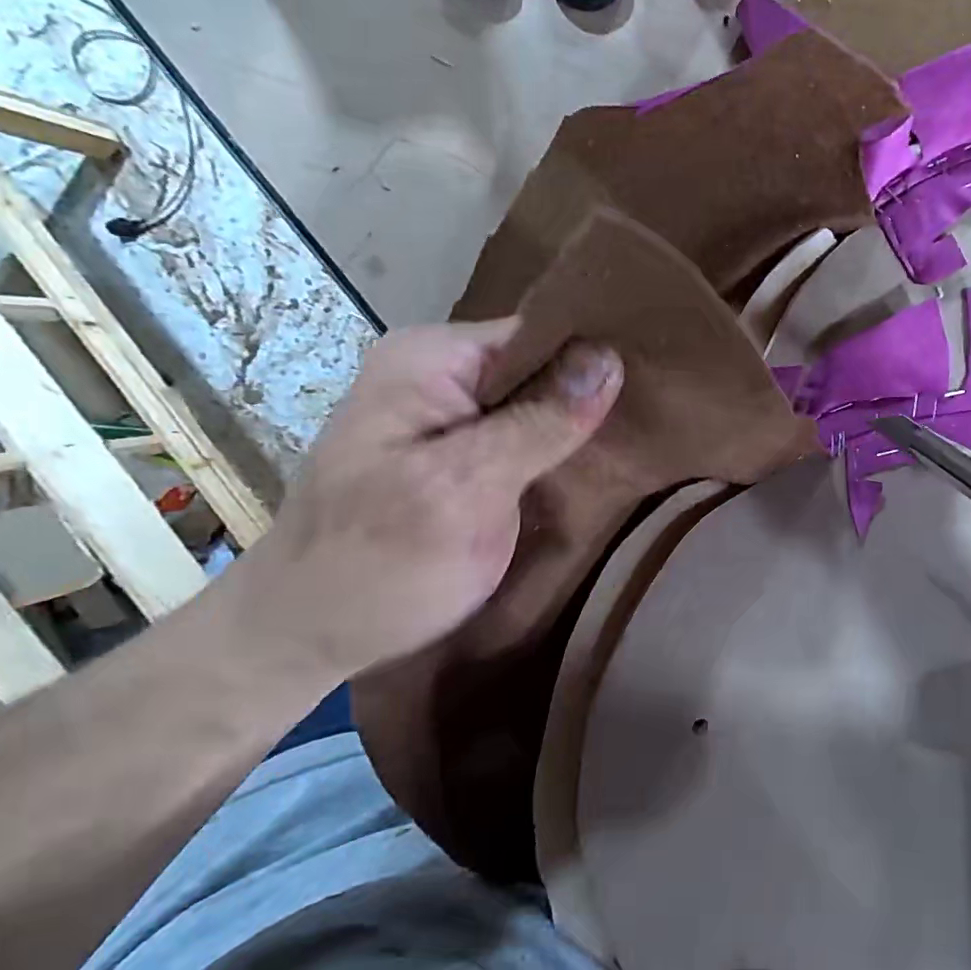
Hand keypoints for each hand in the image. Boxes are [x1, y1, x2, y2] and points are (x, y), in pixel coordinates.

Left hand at [215, 321, 621, 682]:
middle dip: (601, 391)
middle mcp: (447, 376)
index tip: (660, 378)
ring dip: (592, 425)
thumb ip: (537, 423)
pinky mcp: (475, 458)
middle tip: (663, 417)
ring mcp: (461, 418)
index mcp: (432, 360)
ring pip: (550, 404)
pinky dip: (574, 452)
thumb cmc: (374, 564)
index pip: (540, 332)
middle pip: (549, 366)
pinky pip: (539, 438)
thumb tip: (611, 357)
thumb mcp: (460, 489)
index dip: (597, 353)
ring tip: (653, 438)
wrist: (307, 638)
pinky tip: (615, 462)